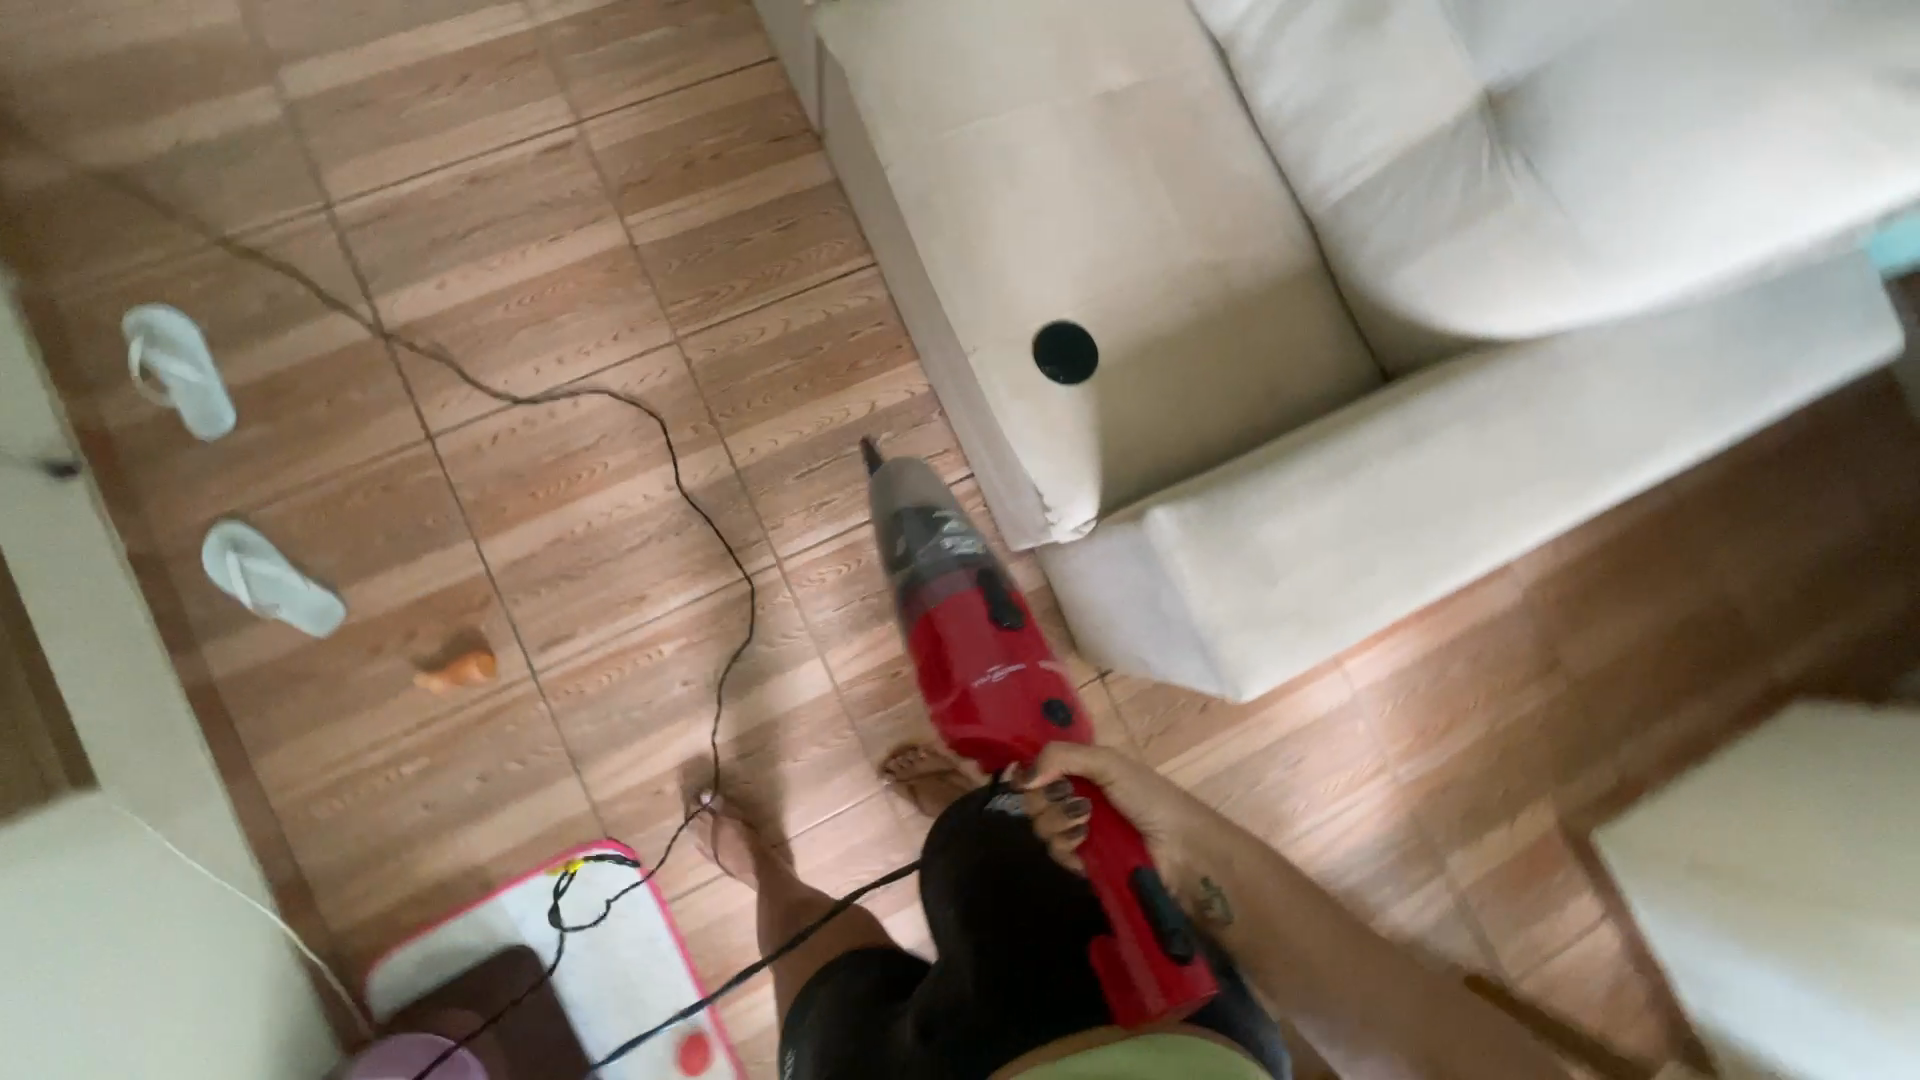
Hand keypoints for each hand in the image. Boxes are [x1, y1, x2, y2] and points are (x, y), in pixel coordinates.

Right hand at [1014, 743, 1254, 927]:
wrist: (1180, 850)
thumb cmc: (1148, 797)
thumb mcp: (1108, 763)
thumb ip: (1062, 757)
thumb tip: (1021, 777)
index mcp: (1082, 768)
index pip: (1038, 766)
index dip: (1026, 772)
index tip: (1021, 777)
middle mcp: (1075, 796)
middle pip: (1033, 797)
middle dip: (1046, 799)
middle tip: (1072, 799)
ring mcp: (1077, 830)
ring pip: (1041, 826)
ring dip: (1059, 824)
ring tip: (1086, 824)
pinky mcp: (1082, 862)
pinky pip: (1055, 853)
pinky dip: (1067, 849)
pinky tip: (1086, 848)